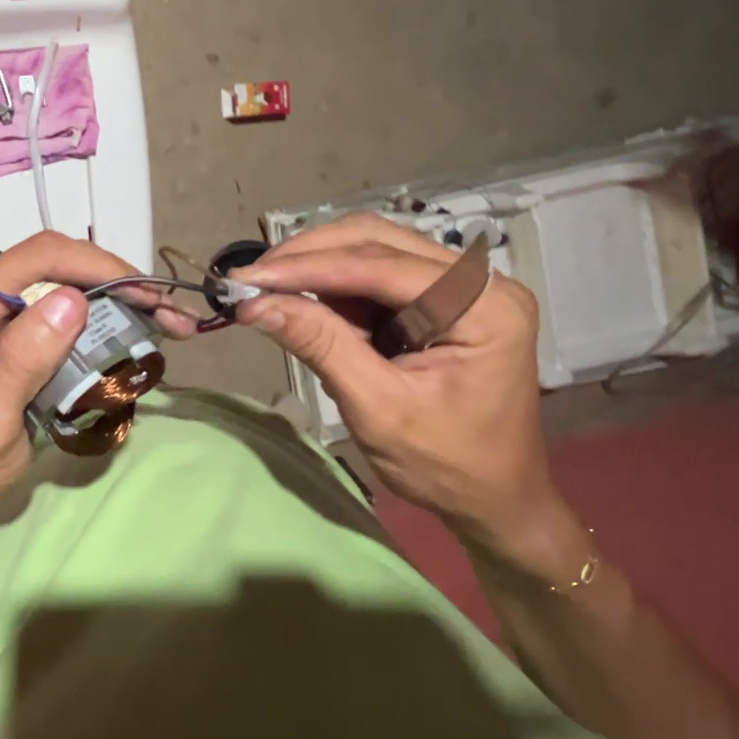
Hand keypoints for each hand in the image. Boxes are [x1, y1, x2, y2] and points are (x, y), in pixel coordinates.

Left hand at [0, 232, 196, 529]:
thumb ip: (22, 359)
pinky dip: (120, 316)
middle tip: (170, 312)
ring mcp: (16, 311)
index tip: (144, 295)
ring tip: (174, 321)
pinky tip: (153, 330)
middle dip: (121, 279)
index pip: (41, 257)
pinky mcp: (36, 330)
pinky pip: (82, 309)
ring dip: (128, 296)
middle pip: (65, 262)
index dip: (96, 266)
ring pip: (79, 282)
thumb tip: (72, 300)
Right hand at [230, 214, 566, 561]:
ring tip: (267, 290)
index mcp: (484, 305)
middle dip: (308, 256)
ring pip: (370, 247)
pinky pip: (371, 272)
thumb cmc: (446, 463)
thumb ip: (320, 346)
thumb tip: (253, 305)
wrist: (492, 498)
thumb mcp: (377, 408)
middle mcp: (477, 280)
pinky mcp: (435, 297)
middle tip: (250, 280)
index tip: (246, 278)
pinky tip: (300, 301)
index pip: (382, 267)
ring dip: (314, 265)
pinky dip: (329, 284)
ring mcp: (458, 285)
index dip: (309, 267)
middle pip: (376, 240)